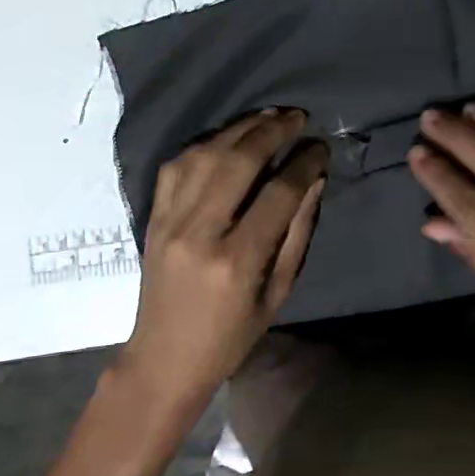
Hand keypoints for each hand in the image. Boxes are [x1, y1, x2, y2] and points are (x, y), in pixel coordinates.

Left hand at [122, 109, 326, 399]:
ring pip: (205, 154)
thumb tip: (315, 179)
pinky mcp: (153, 217)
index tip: (321, 147)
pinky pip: (176, 165)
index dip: (305, 162)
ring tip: (269, 116)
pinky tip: (228, 136)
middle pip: (239, 161)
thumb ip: (298, 232)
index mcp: (237, 260)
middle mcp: (200, 232)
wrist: (164, 358)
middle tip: (298, 118)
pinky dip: (205, 143)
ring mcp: (170, 221)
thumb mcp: (278, 292)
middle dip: (273, 131)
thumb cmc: (231, 336)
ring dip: (240, 128)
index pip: (278, 193)